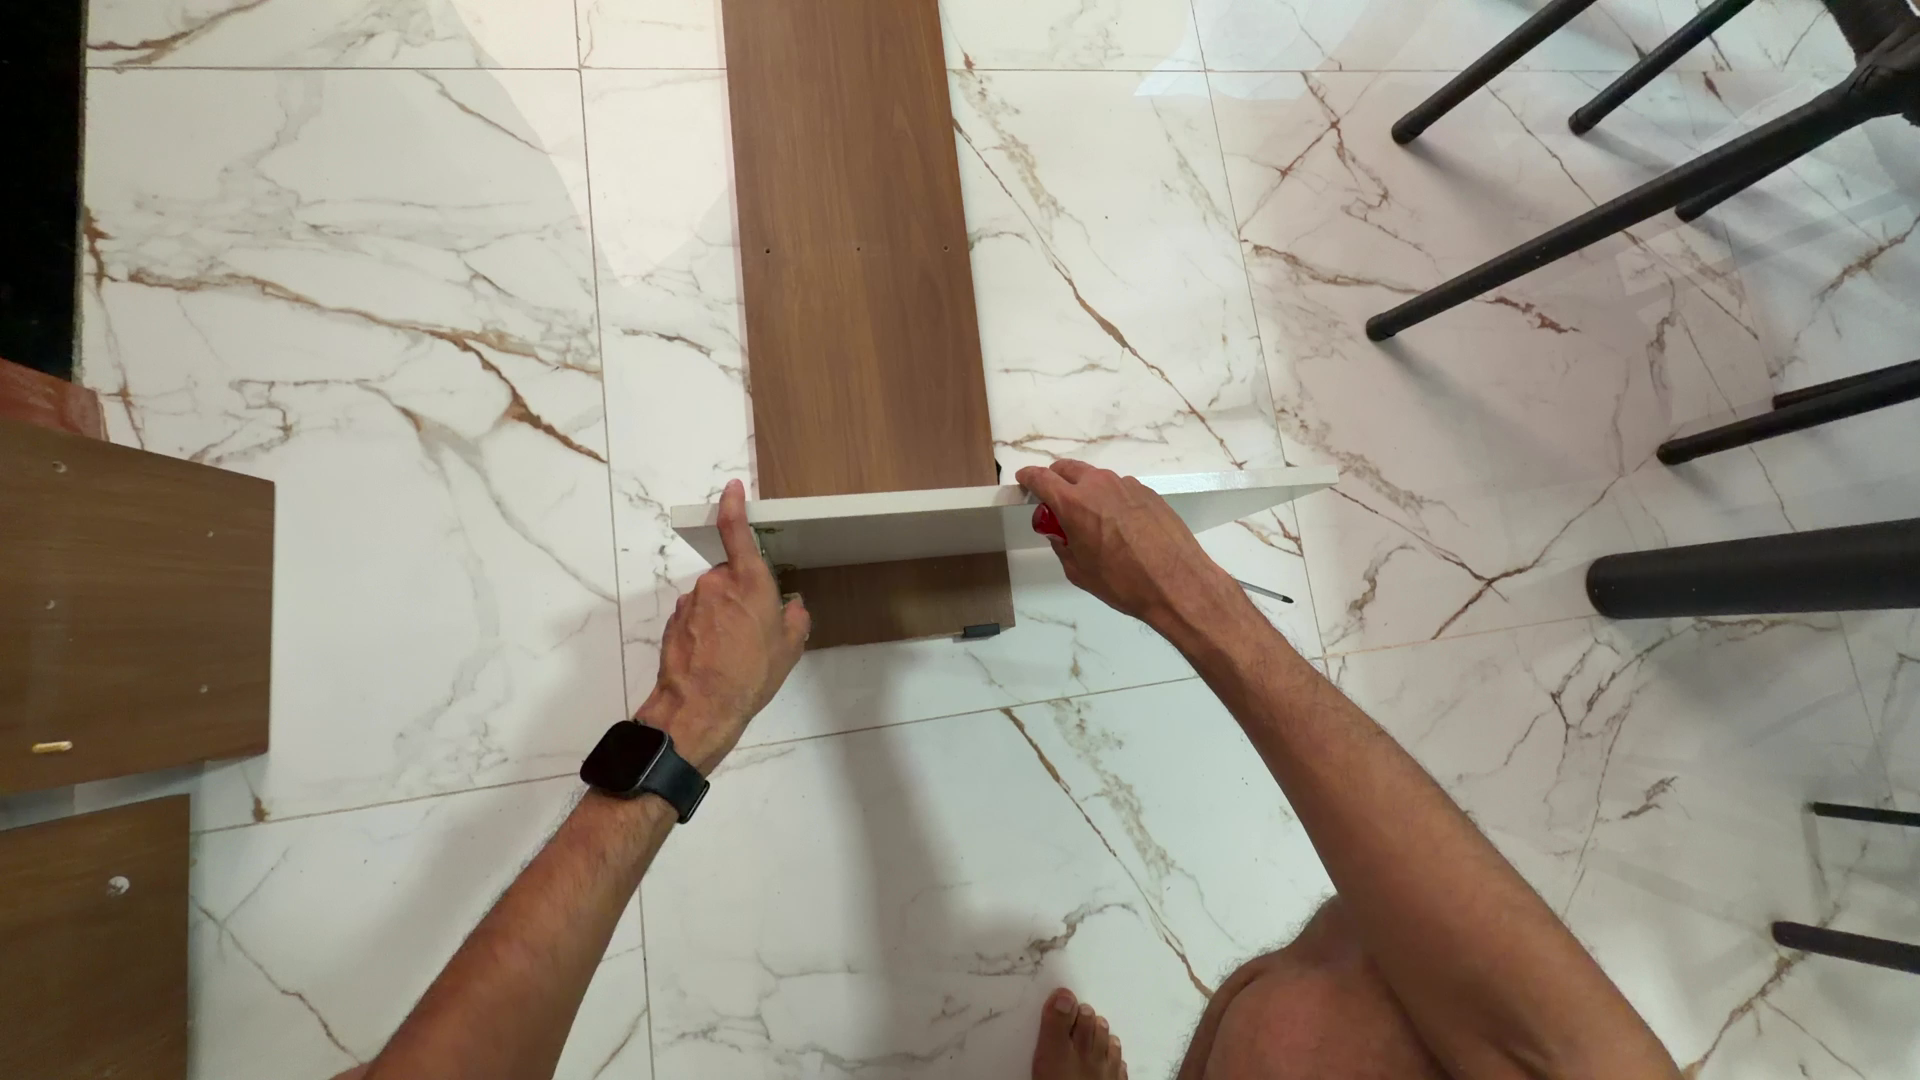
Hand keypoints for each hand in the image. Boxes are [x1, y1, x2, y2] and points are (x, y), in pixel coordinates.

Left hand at [638, 479, 809, 773]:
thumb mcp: (789, 650)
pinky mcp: (674, 622)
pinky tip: (713, 657)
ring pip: (712, 598)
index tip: (732, 487)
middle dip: (740, 594)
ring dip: (722, 615)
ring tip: (733, 651)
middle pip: (730, 576)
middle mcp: (717, 584)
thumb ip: (795, 620)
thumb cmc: (751, 675)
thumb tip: (793, 607)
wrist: (699, 708)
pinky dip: (705, 630)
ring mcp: (691, 603)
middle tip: (753, 629)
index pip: (738, 532)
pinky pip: (696, 617)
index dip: (734, 506)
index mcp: (750, 583)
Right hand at [1016, 460, 1244, 633]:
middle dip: (1056, 479)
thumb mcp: (1079, 572)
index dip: (1029, 477)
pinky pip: (1120, 488)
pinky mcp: (1148, 492)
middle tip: (1055, 502)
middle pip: (1068, 468)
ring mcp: (1126, 486)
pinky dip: (1111, 499)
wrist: (1177, 583)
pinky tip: (1120, 526)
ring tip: (1092, 520)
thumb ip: (1062, 545)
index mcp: (1074, 504)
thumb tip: (1058, 532)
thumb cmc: (1123, 583)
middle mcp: (1099, 486)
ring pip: (1096, 478)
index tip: (1024, 480)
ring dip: (1086, 490)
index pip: (1042, 478)